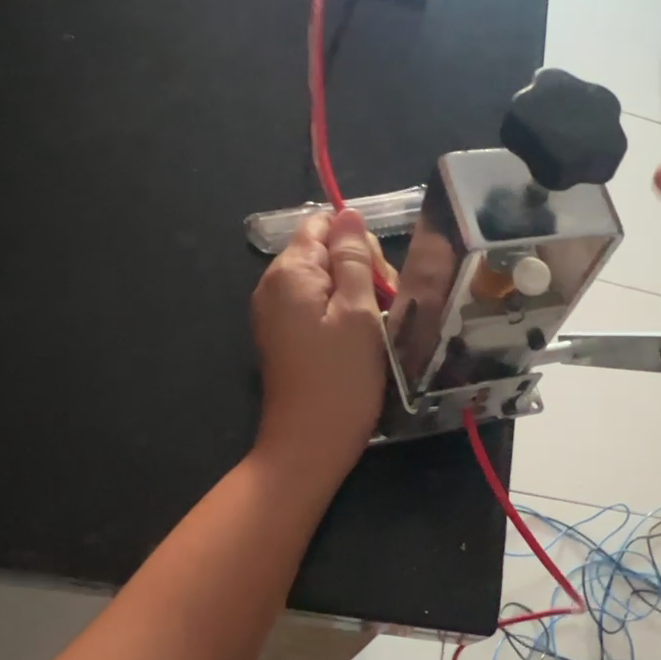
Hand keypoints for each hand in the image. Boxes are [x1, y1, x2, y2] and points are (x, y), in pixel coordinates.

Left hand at [251, 208, 386, 485]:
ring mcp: (277, 314)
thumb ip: (354, 259)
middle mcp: (275, 286)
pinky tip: (360, 346)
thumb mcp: (359, 313)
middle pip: (325, 253)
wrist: (310, 445)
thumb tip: (349, 214)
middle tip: (385, 314)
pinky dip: (344, 320)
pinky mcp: (286, 339)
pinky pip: (319, 310)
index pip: (324, 225)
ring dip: (359, 300)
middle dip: (362, 273)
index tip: (381, 282)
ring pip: (327, 284)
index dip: (359, 244)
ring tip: (376, 336)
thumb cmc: (341, 379)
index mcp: (290, 271)